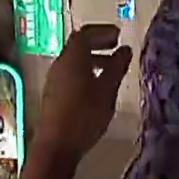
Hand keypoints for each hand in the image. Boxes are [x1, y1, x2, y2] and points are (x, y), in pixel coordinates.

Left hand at [34, 23, 131, 164]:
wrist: (56, 147)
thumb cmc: (84, 114)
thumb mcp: (107, 89)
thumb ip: (117, 66)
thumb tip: (125, 49)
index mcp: (73, 57)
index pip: (85, 33)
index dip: (102, 31)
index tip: (118, 35)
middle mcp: (60, 64)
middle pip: (78, 45)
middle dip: (98, 42)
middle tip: (116, 46)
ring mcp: (54, 80)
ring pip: (74, 60)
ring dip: (93, 58)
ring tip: (111, 68)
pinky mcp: (53, 94)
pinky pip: (70, 73)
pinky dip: (85, 71)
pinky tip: (97, 86)